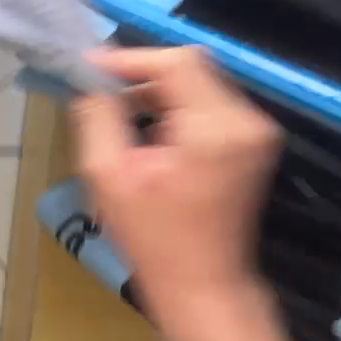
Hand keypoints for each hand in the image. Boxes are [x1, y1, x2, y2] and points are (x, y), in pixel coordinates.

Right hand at [72, 47, 281, 322]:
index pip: (176, 62)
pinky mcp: (249, 143)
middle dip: (138, 73)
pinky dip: (169, 107)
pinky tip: (140, 129)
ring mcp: (254, 132)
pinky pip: (205, 105)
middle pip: (190, 68)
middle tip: (93, 90)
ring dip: (152, 90)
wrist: (201, 282)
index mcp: (216, 127)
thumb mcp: (107, 172)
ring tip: (110, 111)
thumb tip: (89, 80)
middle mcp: (246, 121)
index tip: (86, 71)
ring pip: (197, 83)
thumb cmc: (150, 234)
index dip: (128, 59)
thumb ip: (98, 116)